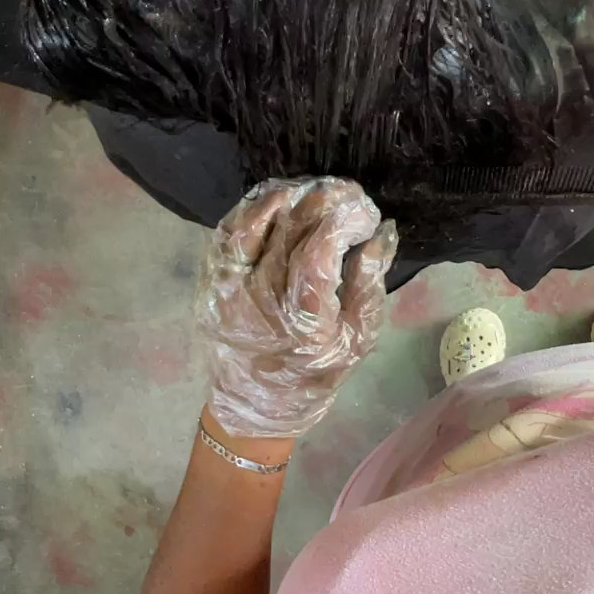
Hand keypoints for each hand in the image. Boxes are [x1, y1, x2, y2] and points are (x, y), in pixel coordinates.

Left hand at [197, 178, 398, 439]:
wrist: (258, 403)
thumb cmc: (317, 373)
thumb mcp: (358, 339)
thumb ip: (369, 284)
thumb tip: (381, 233)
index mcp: (302, 321)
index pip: (318, 253)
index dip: (343, 221)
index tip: (365, 210)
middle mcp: (260, 301)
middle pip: (288, 230)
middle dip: (323, 201)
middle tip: (347, 192)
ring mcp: (229, 289)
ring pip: (254, 223)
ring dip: (288, 197)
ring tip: (315, 190)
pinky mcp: (211, 282)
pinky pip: (228, 232)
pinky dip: (253, 208)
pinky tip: (278, 199)